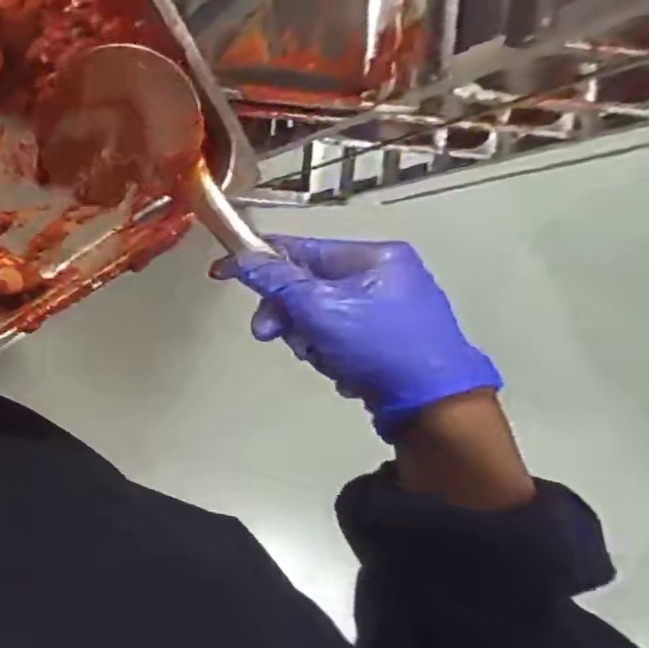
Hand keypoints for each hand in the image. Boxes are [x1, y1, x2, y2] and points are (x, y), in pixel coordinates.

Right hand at [213, 236, 501, 440]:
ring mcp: (383, 304)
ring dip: (303, 334)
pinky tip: (335, 361)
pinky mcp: (381, 333)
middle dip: (284, 312)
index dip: (256, 259)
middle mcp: (380, 274)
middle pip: (303, 284)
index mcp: (372, 257)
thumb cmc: (378, 345)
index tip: (221, 270)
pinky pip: (330, 330)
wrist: (427, 399)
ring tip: (319, 353)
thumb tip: (242, 258)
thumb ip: (276, 281)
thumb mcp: (318, 308)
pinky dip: (322, 346)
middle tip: (269, 334)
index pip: (298, 248)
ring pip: (312, 311)